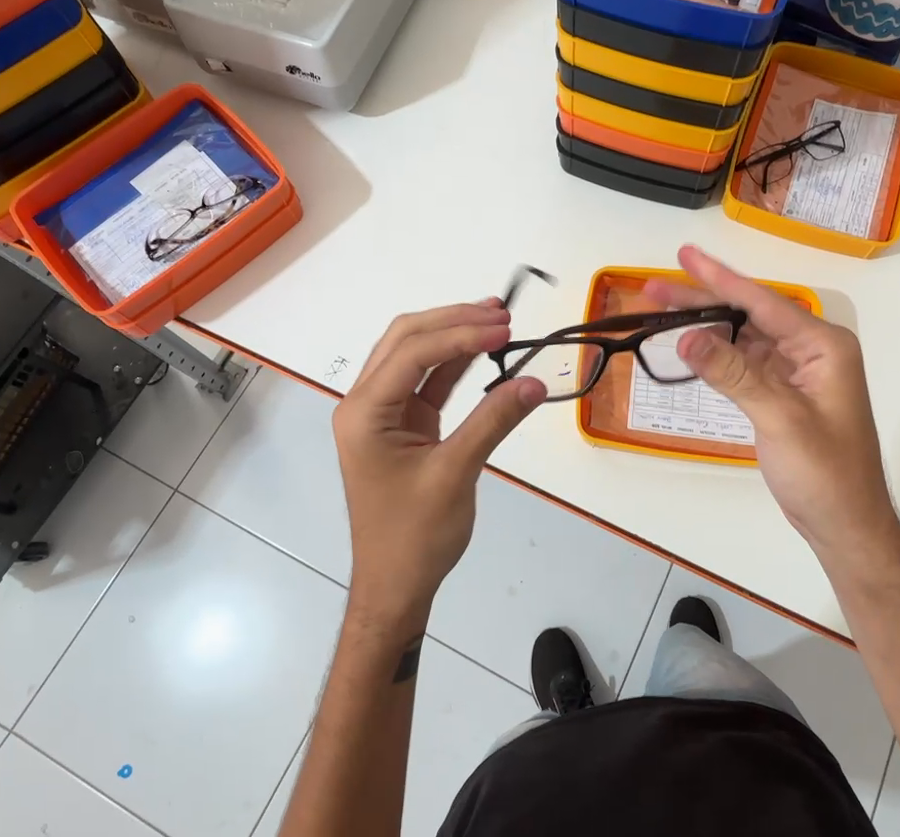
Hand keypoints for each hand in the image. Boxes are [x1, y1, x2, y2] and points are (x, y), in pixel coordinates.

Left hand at [331, 301, 545, 621]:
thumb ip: (493, 421)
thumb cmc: (415, 536)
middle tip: (502, 315)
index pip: (411, 353)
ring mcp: (383, 413)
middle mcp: (365, 404)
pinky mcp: (402, 425)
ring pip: (414, 355)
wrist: (395, 584)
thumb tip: (535, 381)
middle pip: (405, 341)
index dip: (459, 334)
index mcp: (364, 413)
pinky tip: (485, 351)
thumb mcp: (455, 474)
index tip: (505, 330)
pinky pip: (426, 382)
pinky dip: (455, 364)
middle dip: (452, 322)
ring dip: (453, 336)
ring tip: (498, 322)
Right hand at [644, 246, 895, 561]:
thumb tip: (686, 337)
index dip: (719, 278)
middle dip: (703, 299)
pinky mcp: (782, 392)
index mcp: (823, 346)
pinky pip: (744, 361)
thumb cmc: (824, 473)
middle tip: (655, 287)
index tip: (684, 255)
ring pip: (744, 336)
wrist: (845, 524)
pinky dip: (716, 353)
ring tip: (662, 310)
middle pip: (750, 314)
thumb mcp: (779, 419)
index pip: (763, 302)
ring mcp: (796, 371)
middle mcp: (811, 350)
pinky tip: (690, 345)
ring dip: (706, 325)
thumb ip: (733, 374)